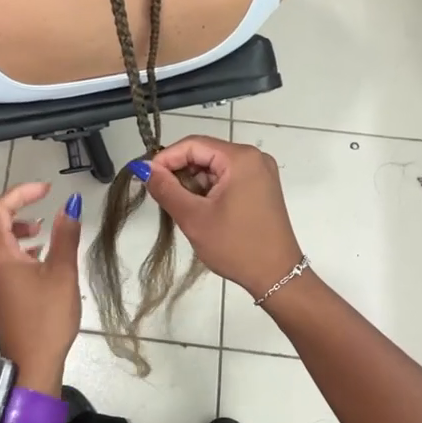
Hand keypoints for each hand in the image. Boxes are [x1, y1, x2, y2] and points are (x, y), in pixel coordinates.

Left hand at [0, 182, 82, 392]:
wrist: (31, 364)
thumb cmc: (47, 318)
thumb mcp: (62, 273)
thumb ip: (65, 235)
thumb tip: (70, 205)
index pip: (0, 208)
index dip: (21, 192)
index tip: (47, 189)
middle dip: (14, 205)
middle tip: (40, 201)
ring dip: (13, 226)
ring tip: (41, 229)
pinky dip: (13, 245)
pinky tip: (38, 254)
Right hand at [137, 136, 303, 297]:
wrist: (278, 277)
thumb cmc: (236, 246)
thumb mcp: (194, 217)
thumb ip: (165, 188)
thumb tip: (143, 168)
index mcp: (241, 158)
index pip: (193, 144)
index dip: (165, 158)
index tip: (146, 177)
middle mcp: (254, 157)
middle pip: (205, 153)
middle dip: (180, 172)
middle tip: (161, 195)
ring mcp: (261, 172)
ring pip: (214, 167)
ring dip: (194, 183)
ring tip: (180, 207)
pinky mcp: (262, 187)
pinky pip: (227, 178)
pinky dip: (209, 189)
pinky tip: (200, 209)